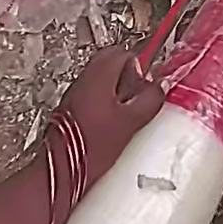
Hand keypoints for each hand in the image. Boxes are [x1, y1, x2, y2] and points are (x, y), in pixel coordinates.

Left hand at [57, 46, 164, 169]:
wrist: (61, 169)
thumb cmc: (94, 145)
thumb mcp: (132, 122)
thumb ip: (150, 100)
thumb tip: (161, 86)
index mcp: (100, 75)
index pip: (122, 53)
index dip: (138, 66)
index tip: (145, 85)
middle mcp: (84, 79)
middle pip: (110, 61)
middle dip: (127, 75)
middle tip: (137, 95)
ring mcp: (75, 93)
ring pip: (100, 77)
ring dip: (116, 88)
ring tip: (126, 112)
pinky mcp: (70, 108)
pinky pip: (91, 93)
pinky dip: (104, 101)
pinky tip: (110, 123)